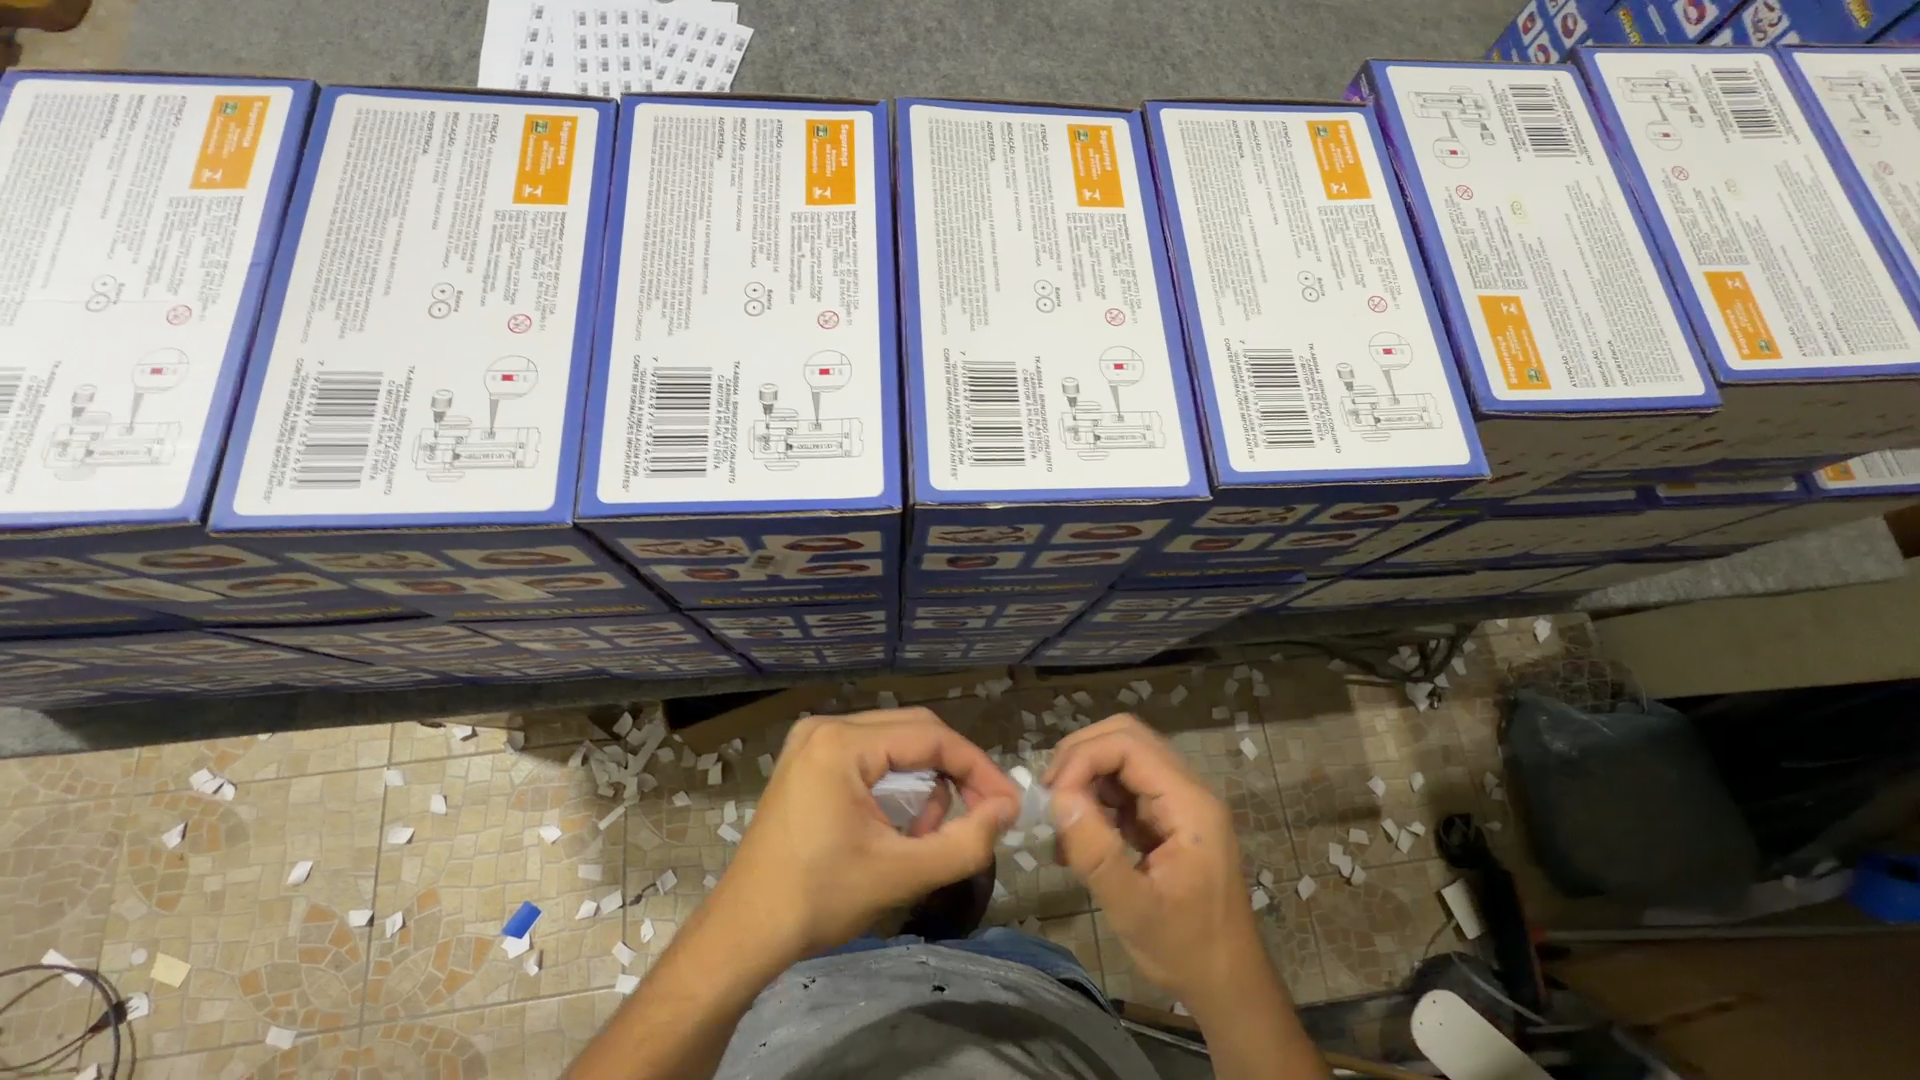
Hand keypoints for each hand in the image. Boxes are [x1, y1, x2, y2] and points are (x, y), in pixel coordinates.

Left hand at [714, 707, 1020, 956]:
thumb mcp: (902, 873)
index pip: (932, 738)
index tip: (1009, 806)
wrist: (746, 930)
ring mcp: (811, 742)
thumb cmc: (819, 899)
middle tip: (986, 814)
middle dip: (955, 772)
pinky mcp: (807, 761)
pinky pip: (871, 756)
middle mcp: (825, 727)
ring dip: (926, 780)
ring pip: (895, 743)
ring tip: (932, 831)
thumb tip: (1008, 811)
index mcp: (841, 744)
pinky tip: (902, 824)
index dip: (979, 770)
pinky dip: (897, 784)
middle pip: (915, 732)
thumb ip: (966, 841)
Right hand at [1044, 714, 1274, 1014]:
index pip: (1129, 744)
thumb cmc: (1185, 949)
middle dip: (1080, 757)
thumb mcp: (1134, 909)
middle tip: (1050, 798)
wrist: (1228, 984)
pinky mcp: (1168, 821)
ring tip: (1061, 821)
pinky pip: (1127, 788)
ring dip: (1086, 777)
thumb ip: (1096, 852)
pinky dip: (1096, 800)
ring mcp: (1179, 804)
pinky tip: (1079, 838)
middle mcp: (1187, 791)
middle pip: (1127, 738)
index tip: (1052, 799)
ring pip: (1125, 758)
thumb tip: (1058, 797)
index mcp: (1189, 804)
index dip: (1082, 758)